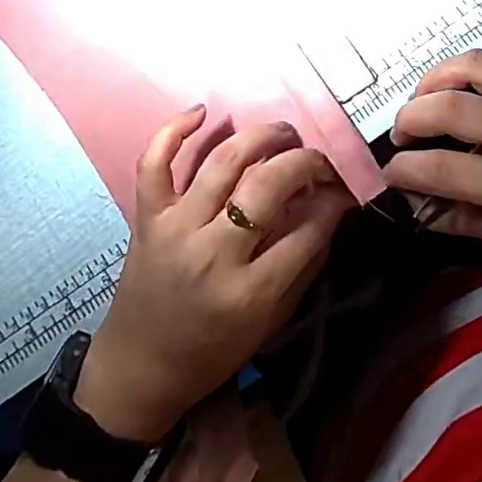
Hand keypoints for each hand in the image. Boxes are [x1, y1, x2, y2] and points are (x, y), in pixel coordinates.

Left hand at [76, 108, 355, 441]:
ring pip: (222, 162)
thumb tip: (329, 209)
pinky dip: (175, 130)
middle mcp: (212, 253)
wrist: (139, 369)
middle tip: (319, 159)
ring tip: (285, 133)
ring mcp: (174, 229)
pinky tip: (204, 111)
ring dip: (262, 136)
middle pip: (267, 185)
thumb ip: (304, 263)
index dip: (334, 201)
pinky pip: (154, 163)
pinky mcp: (146, 218)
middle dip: (306, 162)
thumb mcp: (272, 320)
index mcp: (250, 292)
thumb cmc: (213, 350)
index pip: (308, 228)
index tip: (343, 189)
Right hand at [384, 50, 481, 260]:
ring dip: (436, 78)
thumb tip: (413, 203)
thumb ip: (464, 219)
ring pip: (475, 66)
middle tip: (402, 131)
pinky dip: (479, 78)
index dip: (404, 169)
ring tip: (425, 94)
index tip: (391, 171)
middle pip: (449, 108)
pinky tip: (477, 95)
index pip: (442, 169)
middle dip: (410, 117)